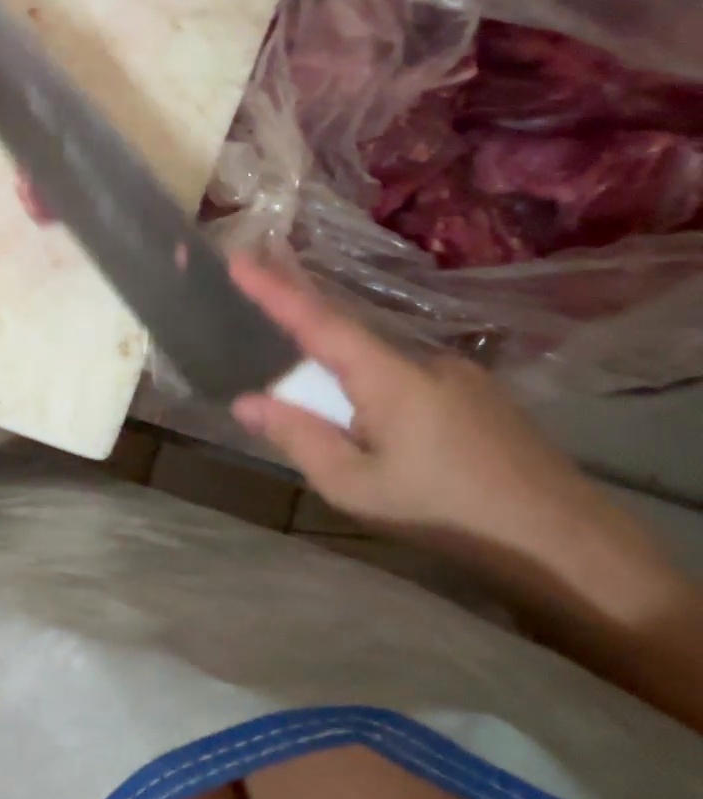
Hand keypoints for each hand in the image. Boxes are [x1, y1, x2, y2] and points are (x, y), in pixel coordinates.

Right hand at [227, 253, 601, 550]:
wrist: (560, 539)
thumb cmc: (443, 510)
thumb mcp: (351, 484)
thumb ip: (297, 437)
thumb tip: (247, 402)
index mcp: (392, 379)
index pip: (319, 323)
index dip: (275, 291)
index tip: (239, 259)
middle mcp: (427, 364)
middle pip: (347, 346)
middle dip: (305, 357)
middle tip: (281, 386)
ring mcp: (461, 379)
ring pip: (379, 372)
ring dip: (345, 394)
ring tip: (346, 445)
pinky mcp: (480, 400)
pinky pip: (407, 385)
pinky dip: (375, 401)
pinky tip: (385, 445)